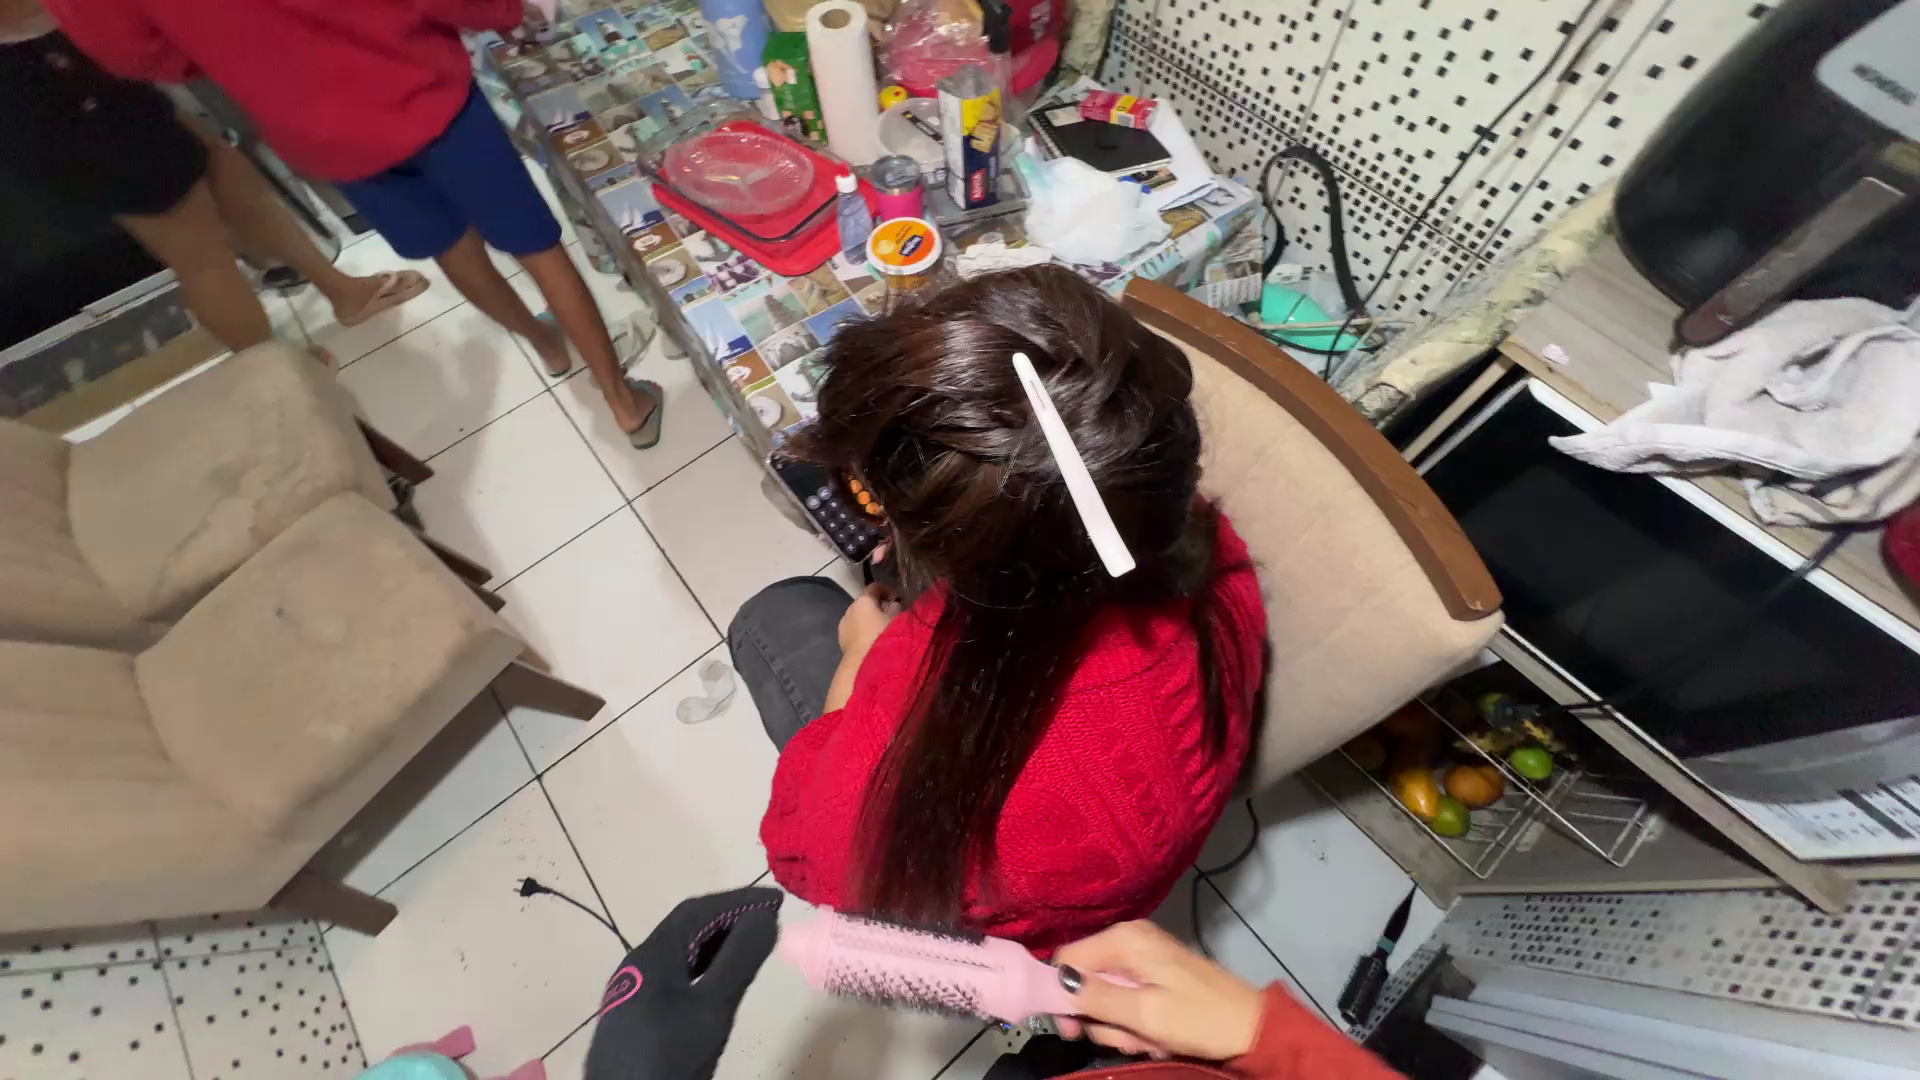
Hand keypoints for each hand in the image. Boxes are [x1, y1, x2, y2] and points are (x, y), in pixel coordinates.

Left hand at [585, 887, 782, 1079]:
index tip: (777, 901)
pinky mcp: (634, 1017)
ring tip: (752, 943)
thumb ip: (740, 959)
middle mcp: (638, 965)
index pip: (699, 910)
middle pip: (687, 927)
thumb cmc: (668, 1063)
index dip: (740, 900)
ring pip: (681, 951)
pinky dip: (704, 964)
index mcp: (651, 955)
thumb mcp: (713, 1010)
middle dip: (730, 916)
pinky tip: (719, 980)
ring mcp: (633, 992)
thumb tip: (767, 916)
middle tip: (769, 918)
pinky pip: (675, 973)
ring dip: (717, 940)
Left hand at [837, 583, 898, 653]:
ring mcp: (843, 625)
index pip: (875, 586)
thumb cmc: (883, 638)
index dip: (888, 590)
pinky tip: (872, 642)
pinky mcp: (841, 640)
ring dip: (869, 620)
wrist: (864, 665)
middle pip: (865, 602)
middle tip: (891, 615)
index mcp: (863, 600)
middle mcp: (849, 609)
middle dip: (878, 606)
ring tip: (882, 631)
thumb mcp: (897, 618)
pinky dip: (863, 631)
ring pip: (858, 617)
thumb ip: (895, 607)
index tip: (897, 599)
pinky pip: (854, 630)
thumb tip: (892, 604)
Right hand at [1053, 920, 1263, 1061]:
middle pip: (1087, 978)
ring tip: (1150, 1039)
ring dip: (1121, 1024)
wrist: (1251, 1027)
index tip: (1073, 1029)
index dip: (1062, 994)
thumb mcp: (1146, 1015)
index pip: (1068, 959)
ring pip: (1106, 992)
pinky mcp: (1153, 969)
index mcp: (1124, 940)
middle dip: (1102, 1016)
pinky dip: (1134, 1018)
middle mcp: (1128, 937)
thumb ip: (1100, 997)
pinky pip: (1126, 993)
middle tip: (1129, 1039)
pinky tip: (1156, 1034)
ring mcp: (1142, 953)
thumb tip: (1059, 980)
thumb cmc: (1199, 1020)